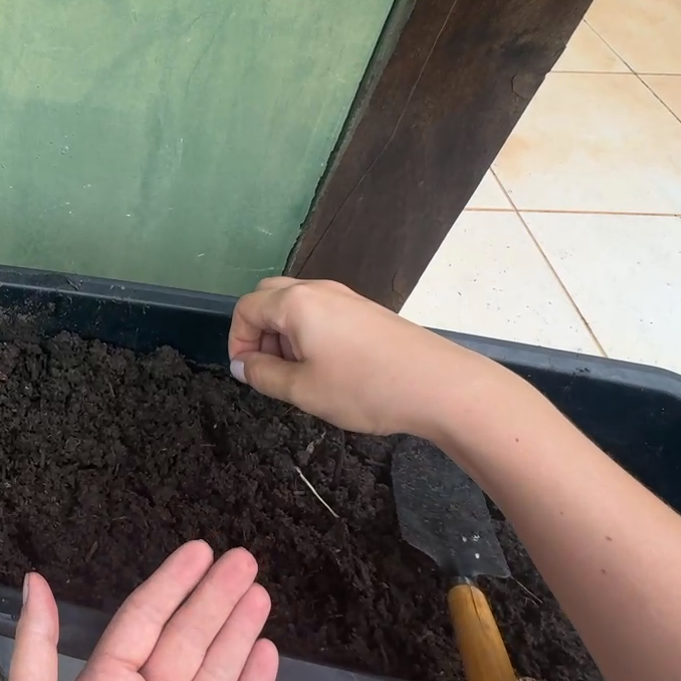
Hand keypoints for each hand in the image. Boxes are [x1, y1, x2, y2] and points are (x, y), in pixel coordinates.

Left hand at [2, 541, 278, 680]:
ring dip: (239, 633)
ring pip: (217, 676)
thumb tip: (32, 582)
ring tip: (259, 593)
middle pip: (187, 641)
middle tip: (242, 559)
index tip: (198, 551)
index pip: (143, 623)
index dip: (171, 584)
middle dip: (215, 599)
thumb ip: (34, 651)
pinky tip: (266, 653)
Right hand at [226, 277, 517, 438]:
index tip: (248, 373)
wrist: (443, 387)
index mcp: (295, 303)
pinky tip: (329, 366)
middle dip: (258, 331)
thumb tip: (242, 365)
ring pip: (295, 304)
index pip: (246, 309)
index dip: (237, 341)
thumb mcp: (303, 390)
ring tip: (300, 372)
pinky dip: (309, 332)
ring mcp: (345, 297)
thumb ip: (263, 375)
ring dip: (283, 333)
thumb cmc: (365, 388)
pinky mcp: (365, 310)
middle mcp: (317, 290)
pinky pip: (320, 311)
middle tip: (270, 367)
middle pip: (268, 297)